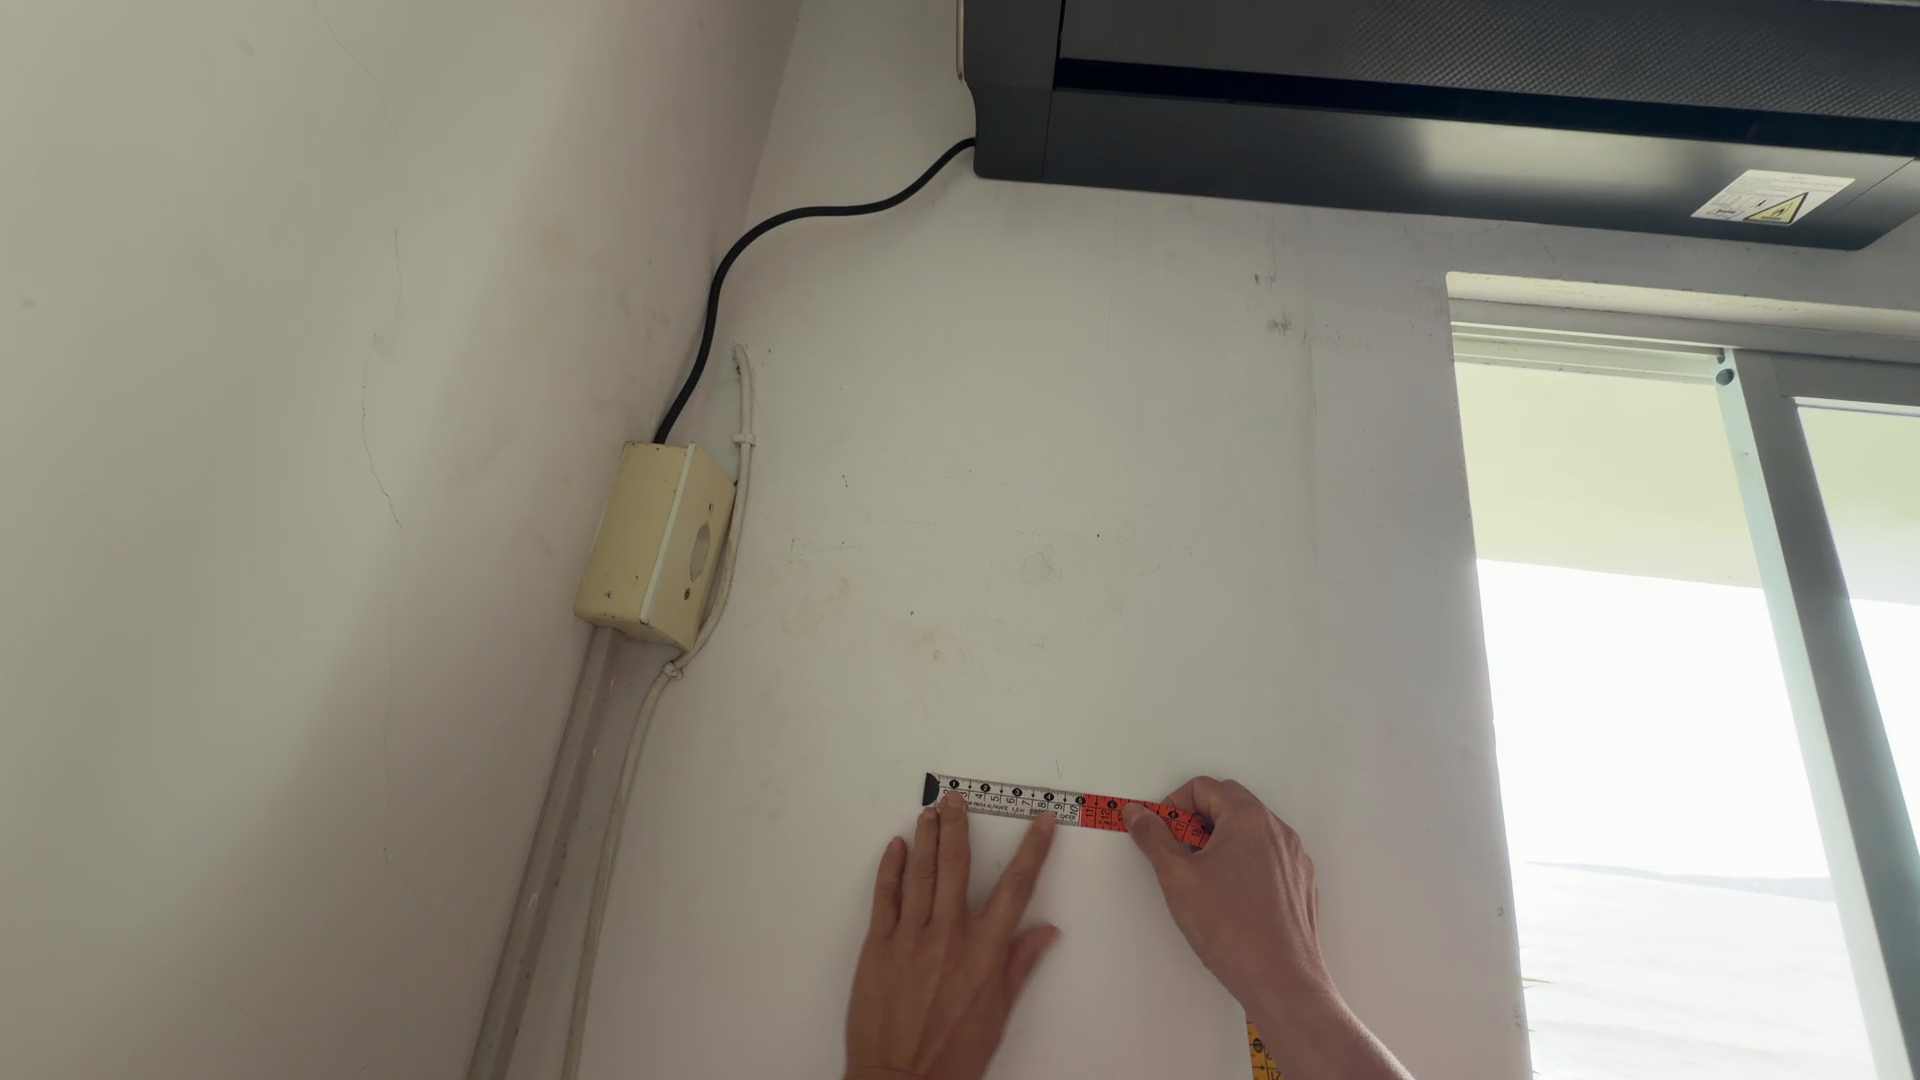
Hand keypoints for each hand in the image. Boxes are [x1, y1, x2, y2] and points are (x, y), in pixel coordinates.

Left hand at [844, 792, 1060, 1079]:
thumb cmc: (953, 1058)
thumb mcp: (997, 1016)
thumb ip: (1020, 966)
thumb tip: (1047, 931)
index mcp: (984, 953)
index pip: (1016, 888)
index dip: (1032, 850)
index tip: (1041, 821)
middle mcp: (949, 935)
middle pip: (957, 865)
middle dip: (959, 826)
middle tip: (957, 798)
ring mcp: (910, 936)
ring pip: (921, 871)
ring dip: (927, 836)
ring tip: (931, 811)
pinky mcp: (877, 944)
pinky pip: (884, 895)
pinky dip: (891, 867)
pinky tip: (896, 846)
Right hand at [1122, 777, 1326, 1008]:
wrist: (1282, 984)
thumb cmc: (1230, 928)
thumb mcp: (1177, 877)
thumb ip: (1153, 836)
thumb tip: (1137, 813)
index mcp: (1249, 818)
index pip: (1203, 787)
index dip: (1174, 805)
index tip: (1162, 833)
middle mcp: (1277, 830)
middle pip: (1228, 802)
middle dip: (1197, 819)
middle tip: (1179, 851)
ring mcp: (1294, 857)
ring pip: (1249, 829)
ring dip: (1220, 839)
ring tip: (1203, 876)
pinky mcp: (1301, 883)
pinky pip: (1266, 854)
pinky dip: (1243, 859)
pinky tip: (1230, 894)